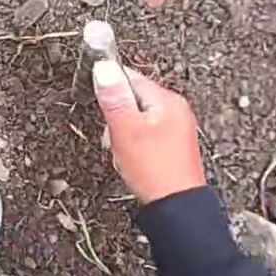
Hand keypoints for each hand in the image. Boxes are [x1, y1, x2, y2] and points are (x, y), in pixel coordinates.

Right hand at [93, 60, 206, 202]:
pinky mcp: (172, 145)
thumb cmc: (155, 170)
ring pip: (137, 119)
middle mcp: (175, 110)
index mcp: (167, 101)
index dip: (111, 89)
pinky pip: (145, 135)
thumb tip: (104, 67)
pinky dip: (133, 145)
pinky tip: (132, 161)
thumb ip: (114, 97)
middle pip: (133, 99)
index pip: (132, 78)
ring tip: (125, 153)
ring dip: (123, 134)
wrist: (176, 208)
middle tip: (116, 137)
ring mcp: (175, 128)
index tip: (99, 103)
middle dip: (117, 118)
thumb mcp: (126, 130)